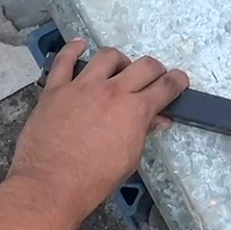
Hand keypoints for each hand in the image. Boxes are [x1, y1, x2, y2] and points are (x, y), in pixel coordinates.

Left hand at [7, 39, 189, 224]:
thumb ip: (144, 132)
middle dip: (155, 70)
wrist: (51, 184)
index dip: (177, 81)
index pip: (165, 86)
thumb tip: (157, 119)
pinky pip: (64, 61)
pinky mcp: (55, 89)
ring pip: (108, 56)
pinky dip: (73, 49)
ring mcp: (82, 86)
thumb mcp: (130, 158)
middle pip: (143, 65)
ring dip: (120, 61)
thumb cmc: (95, 179)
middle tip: (153, 79)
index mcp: (135, 110)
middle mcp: (112, 91)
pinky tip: (80, 45)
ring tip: (119, 70)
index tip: (179, 81)